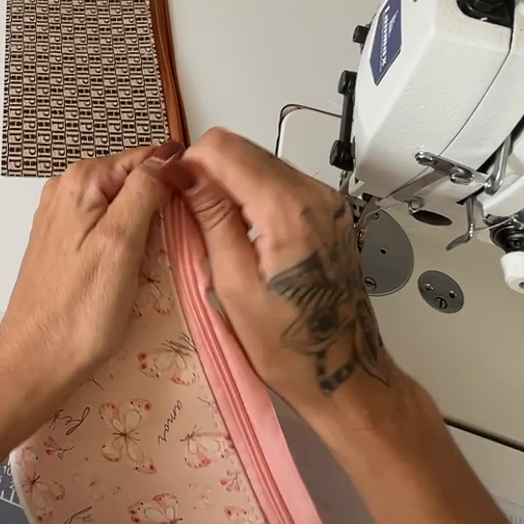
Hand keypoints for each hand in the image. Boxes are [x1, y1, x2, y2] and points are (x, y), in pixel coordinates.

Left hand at [0, 143, 177, 427]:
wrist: (35, 361)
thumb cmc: (81, 309)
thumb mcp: (121, 243)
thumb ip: (144, 192)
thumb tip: (169, 156)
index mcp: (83, 179)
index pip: (147, 157)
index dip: (178, 177)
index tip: (202, 206)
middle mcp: (67, 187)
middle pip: (133, 178)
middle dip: (162, 201)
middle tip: (186, 238)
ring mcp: (62, 214)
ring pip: (122, 202)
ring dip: (147, 222)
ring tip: (163, 256)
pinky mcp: (63, 240)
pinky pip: (107, 223)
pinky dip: (128, 237)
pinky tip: (137, 264)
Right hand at [178, 128, 395, 427]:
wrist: (347, 377)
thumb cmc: (287, 344)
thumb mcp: (233, 283)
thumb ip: (210, 217)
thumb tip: (182, 172)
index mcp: (287, 210)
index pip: (223, 147)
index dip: (190, 163)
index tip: (176, 191)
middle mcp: (314, 194)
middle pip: (241, 147)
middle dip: (208, 170)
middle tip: (191, 212)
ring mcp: (327, 199)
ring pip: (258, 158)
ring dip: (229, 180)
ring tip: (215, 224)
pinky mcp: (330, 208)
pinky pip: (278, 178)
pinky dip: (252, 191)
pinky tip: (242, 227)